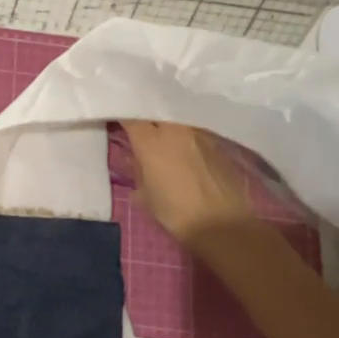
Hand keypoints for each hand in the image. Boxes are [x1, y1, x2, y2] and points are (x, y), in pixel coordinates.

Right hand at [121, 121, 253, 243]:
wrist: (222, 225)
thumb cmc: (175, 212)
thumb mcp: (144, 195)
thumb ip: (137, 171)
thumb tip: (135, 159)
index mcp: (150, 141)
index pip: (131, 117)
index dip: (122, 116)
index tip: (115, 120)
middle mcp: (175, 130)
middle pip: (156, 113)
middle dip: (146, 117)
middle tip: (138, 127)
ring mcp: (198, 134)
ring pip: (177, 121)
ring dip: (167, 126)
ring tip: (162, 137)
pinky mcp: (217, 143)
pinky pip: (194, 132)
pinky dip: (185, 137)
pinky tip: (184, 150)